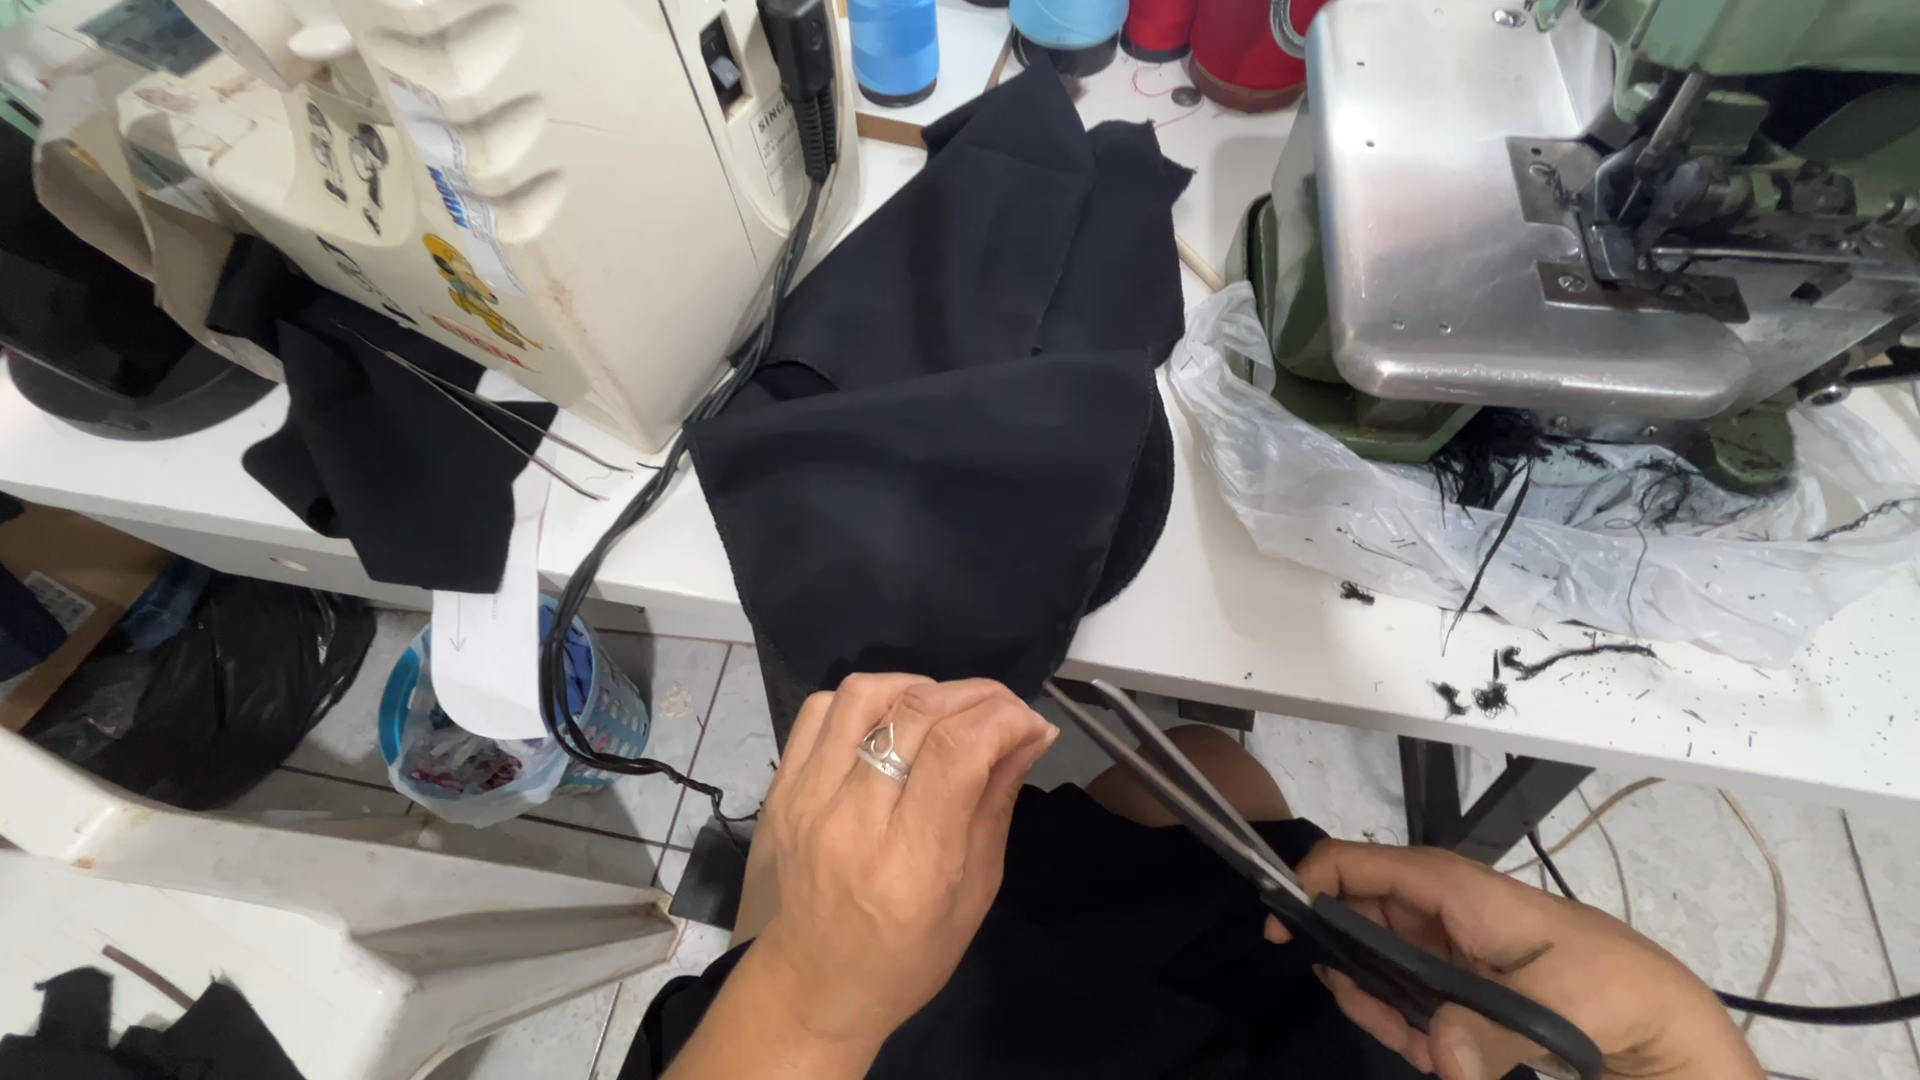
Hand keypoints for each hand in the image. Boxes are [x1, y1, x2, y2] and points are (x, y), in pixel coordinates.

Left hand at [748, 675, 1058, 1047]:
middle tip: (1003, 708)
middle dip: (976, 695)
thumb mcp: (975, 895)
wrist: (808, 988)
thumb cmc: (905, 957)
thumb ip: (997, 804)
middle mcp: (851, 819)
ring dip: (920, 687)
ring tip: (945, 711)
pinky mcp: (781, 786)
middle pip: (917, 713)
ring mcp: (806, 797)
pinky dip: (867, 699)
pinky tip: (891, 721)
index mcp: (909, 861)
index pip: (957, 751)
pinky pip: (822, 708)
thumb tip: (1030, 734)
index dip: (1004, 718)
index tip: (1029, 723)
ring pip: (866, 695)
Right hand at [1268, 841, 1762, 1079]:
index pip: (1346, 862)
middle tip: (1360, 1009)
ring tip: (1405, 1041)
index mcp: (1440, 883)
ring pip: (1363, 954)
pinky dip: (1397, 1020)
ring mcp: (1430, 938)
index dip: (1305, 887)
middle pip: (1345, 912)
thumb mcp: (1560, 1009)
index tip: (1285, 937)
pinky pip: (1393, 985)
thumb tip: (1439, 1056)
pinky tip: (1428, 1050)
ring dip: (1370, 1000)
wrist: (1658, 1014)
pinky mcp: (1441, 972)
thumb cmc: (1605, 982)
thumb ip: (1492, 1032)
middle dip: (1342, 963)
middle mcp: (1423, 902)